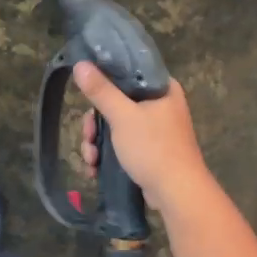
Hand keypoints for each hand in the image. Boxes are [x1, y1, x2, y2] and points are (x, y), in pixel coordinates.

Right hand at [74, 61, 210, 210]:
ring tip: (91, 160)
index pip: (128, 73)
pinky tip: (95, 169)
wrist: (176, 193)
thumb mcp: (123, 116)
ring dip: (97, 143)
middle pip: (116, 103)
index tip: (87, 93)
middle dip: (95, 124)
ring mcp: (154, 130)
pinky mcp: (148, 151)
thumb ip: (101, 90)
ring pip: (114, 127)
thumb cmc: (153, 148)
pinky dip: (106, 155)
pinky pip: (121, 145)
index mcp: (162, 89)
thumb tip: (80, 64)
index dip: (104, 81)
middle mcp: (160, 105)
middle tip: (89, 136)